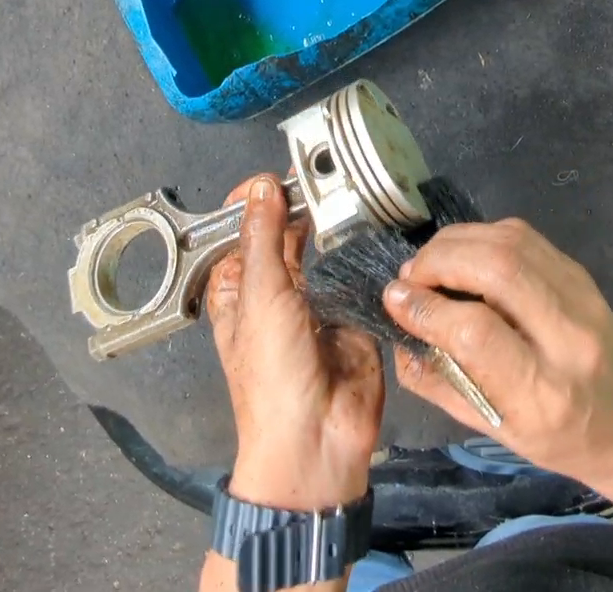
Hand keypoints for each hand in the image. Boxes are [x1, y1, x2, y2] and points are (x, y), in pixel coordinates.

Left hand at [206, 174, 384, 510]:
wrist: (319, 438)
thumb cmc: (273, 370)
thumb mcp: (261, 297)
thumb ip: (264, 238)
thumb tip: (263, 185)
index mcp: (239, 287)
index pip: (242, 229)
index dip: (254, 201)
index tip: (277, 175)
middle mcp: (276, 288)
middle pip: (285, 234)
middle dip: (299, 206)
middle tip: (324, 175)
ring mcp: (316, 298)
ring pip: (323, 249)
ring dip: (332, 224)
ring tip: (350, 191)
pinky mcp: (353, 309)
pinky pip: (357, 271)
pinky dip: (362, 250)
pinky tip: (374, 224)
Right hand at [383, 219, 612, 492]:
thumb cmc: (557, 438)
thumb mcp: (493, 430)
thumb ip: (438, 383)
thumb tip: (395, 334)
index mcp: (545, 393)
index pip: (478, 333)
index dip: (427, 308)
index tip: (394, 300)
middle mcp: (570, 338)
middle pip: (498, 269)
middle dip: (439, 261)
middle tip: (409, 276)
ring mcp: (582, 297)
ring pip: (511, 241)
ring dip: (456, 242)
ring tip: (429, 262)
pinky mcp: (581, 273)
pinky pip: (524, 236)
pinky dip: (481, 236)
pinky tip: (462, 255)